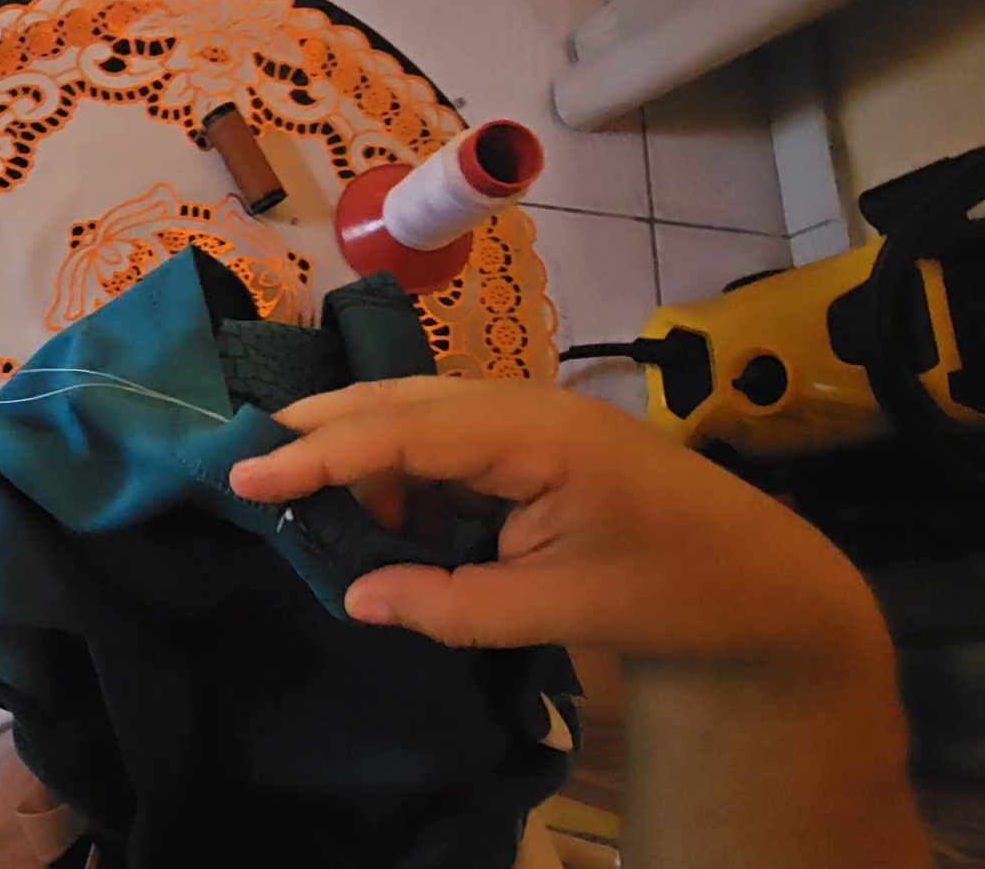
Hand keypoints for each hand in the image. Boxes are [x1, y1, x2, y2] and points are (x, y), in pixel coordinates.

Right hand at [233, 378, 930, 868]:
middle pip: (384, 399)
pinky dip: (390, 471)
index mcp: (530, 435)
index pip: (395, 431)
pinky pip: (423, 434)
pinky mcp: (505, 427)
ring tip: (318, 507)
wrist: (761, 575)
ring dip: (353, 456)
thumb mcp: (558, 609)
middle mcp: (509, 400)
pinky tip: (390, 515)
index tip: (245, 476)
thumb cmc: (671, 592)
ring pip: (396, 409)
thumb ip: (448, 604)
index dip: (313, 454)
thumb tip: (353, 598)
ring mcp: (508, 408)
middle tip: (250, 468)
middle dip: (312, 431)